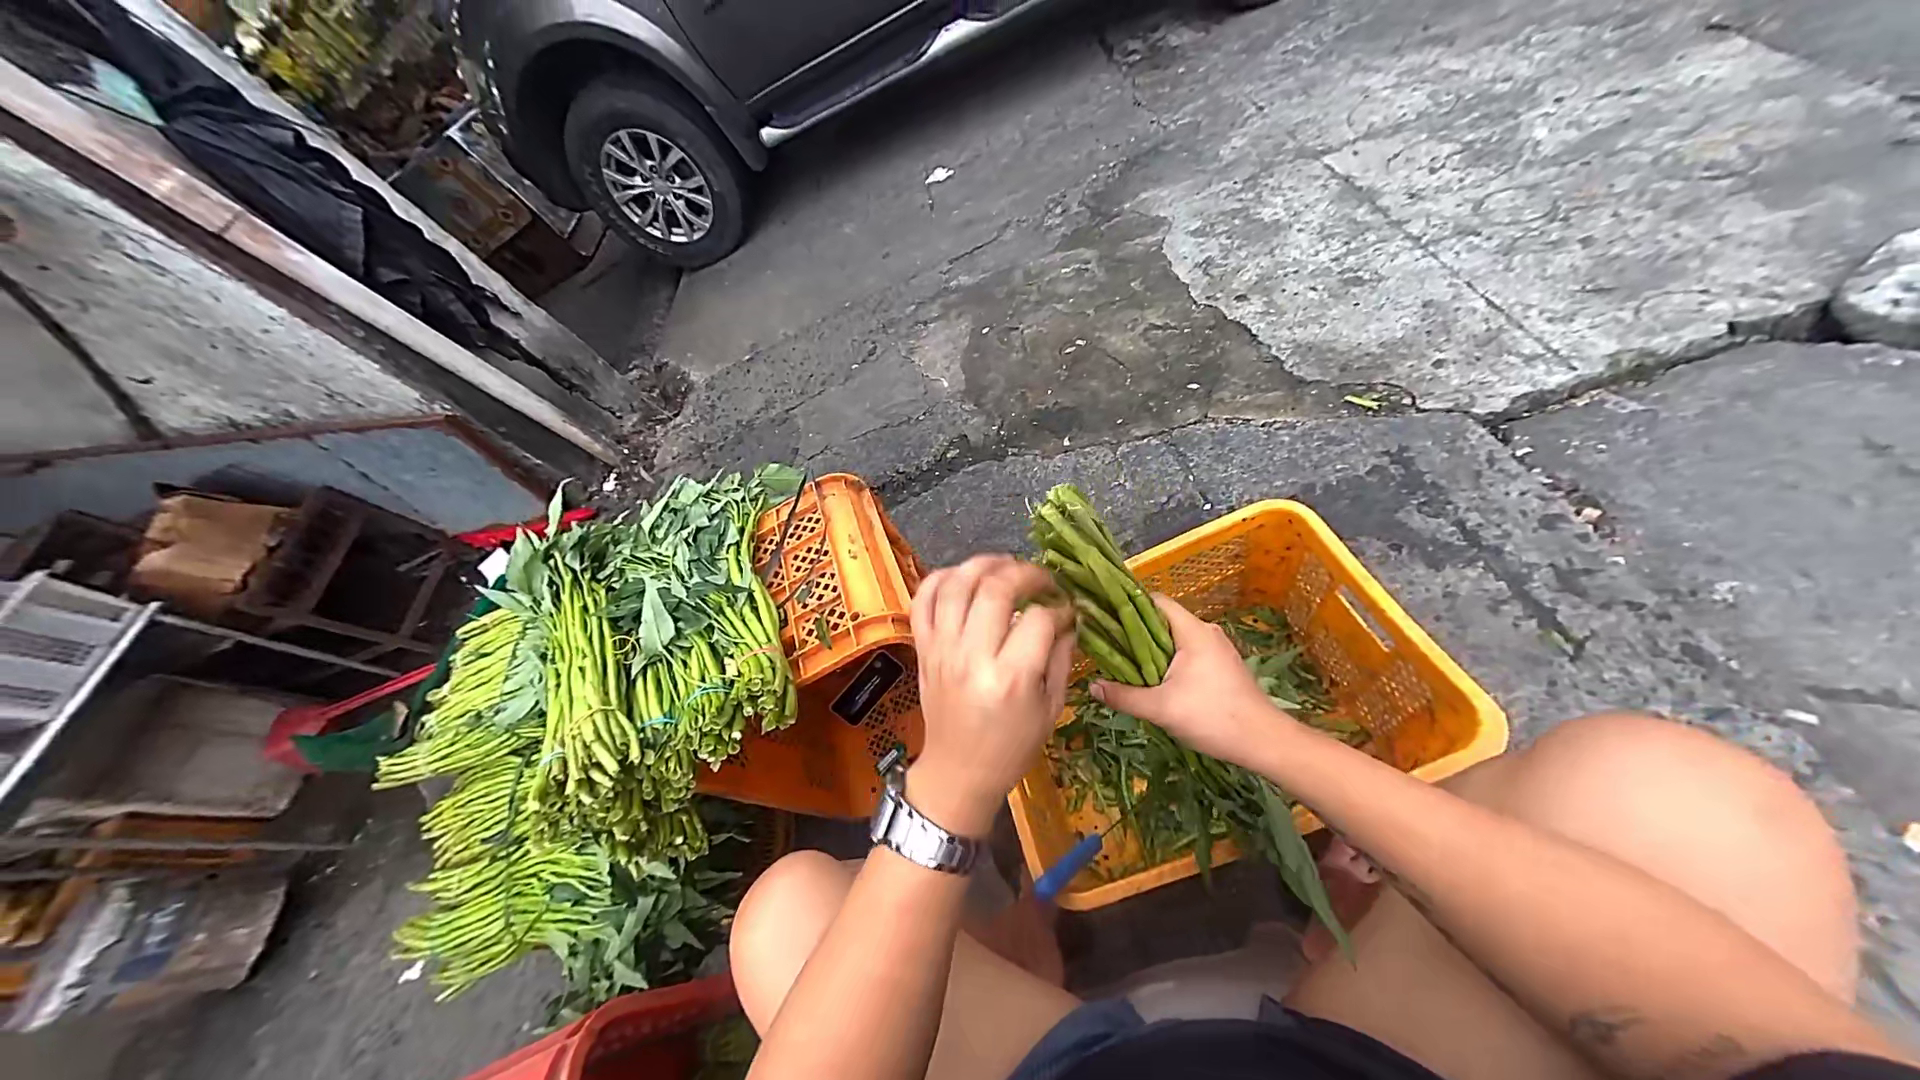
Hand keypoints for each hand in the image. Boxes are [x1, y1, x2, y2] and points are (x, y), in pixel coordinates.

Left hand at [908, 555, 1075, 836]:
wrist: (958, 772)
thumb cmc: (1011, 747)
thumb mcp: (1051, 709)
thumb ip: (1062, 659)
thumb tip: (1067, 619)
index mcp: (1011, 679)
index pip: (1039, 619)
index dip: (1060, 608)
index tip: (1066, 612)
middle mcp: (972, 657)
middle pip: (995, 589)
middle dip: (1026, 573)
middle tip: (1042, 579)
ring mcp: (941, 649)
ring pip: (955, 584)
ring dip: (984, 564)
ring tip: (1005, 565)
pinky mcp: (923, 648)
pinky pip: (922, 599)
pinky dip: (940, 578)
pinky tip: (964, 576)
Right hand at [1089, 595, 1296, 767]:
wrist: (1265, 742)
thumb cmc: (1214, 717)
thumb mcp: (1161, 709)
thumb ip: (1124, 696)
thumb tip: (1092, 686)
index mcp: (1193, 631)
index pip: (1155, 601)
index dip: (1127, 606)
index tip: (1104, 619)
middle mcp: (1206, 632)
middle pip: (1162, 620)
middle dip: (1134, 632)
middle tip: (1108, 646)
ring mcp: (1216, 649)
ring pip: (1174, 639)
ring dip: (1150, 650)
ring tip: (1124, 664)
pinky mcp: (1221, 666)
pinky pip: (1186, 653)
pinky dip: (1166, 661)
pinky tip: (1153, 680)